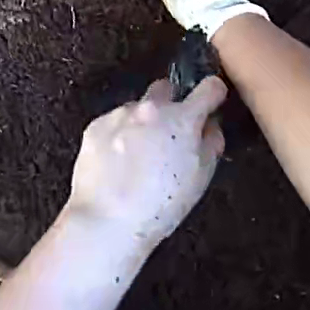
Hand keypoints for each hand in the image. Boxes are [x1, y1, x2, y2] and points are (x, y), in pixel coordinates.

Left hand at [67, 76, 227, 250]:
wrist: (105, 221)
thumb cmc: (159, 206)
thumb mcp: (200, 179)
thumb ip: (211, 144)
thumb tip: (210, 126)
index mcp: (182, 119)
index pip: (209, 88)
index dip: (214, 94)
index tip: (212, 101)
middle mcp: (151, 108)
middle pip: (166, 88)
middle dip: (171, 105)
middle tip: (169, 135)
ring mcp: (120, 114)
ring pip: (137, 108)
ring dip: (142, 123)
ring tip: (137, 158)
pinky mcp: (95, 125)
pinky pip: (114, 122)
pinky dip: (118, 135)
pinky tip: (116, 163)